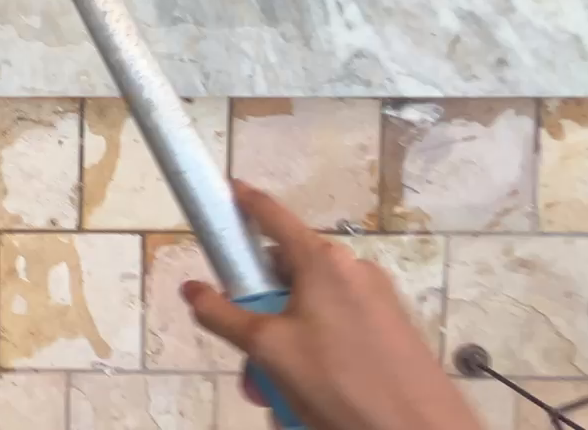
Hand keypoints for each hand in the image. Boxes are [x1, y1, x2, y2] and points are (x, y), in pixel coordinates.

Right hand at [181, 184, 483, 429]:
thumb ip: (220, 313)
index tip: (216, 190)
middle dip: (254, 311)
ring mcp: (378, 305)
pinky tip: (305, 397)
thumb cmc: (344, 384)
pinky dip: (311, 357)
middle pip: (280, 273)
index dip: (238, 199)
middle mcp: (352, 272)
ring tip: (273, 389)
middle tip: (244, 346)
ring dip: (279, 344)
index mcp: (323, 261)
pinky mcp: (395, 338)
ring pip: (304, 310)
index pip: (269, 212)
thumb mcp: (268, 348)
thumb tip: (191, 289)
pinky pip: (334, 333)